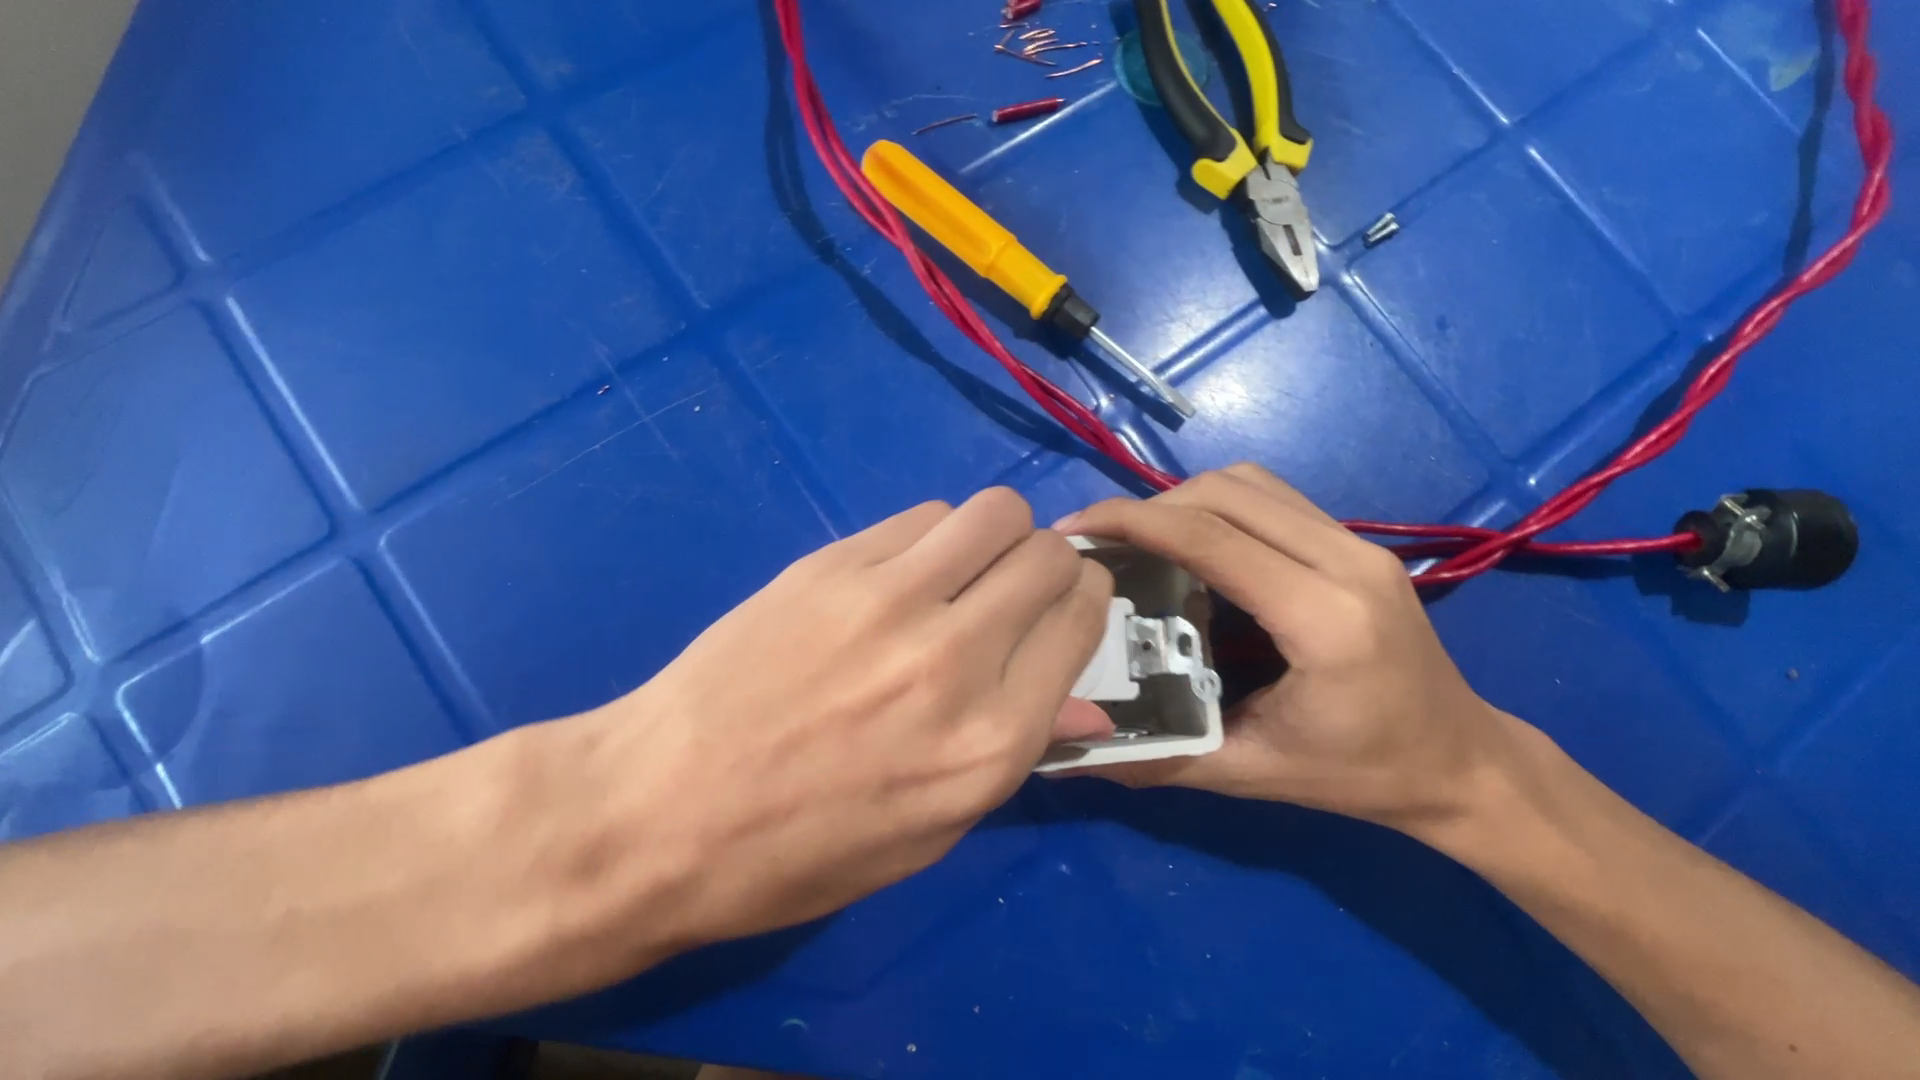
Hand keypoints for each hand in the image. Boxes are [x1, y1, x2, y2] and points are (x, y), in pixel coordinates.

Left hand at [578, 489, 1113, 948]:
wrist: (662, 810)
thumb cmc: (800, 851)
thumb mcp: (930, 834)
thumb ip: (1018, 754)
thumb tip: (1087, 705)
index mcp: (990, 742)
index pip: (1081, 620)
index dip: (1083, 604)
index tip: (1064, 609)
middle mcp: (955, 658)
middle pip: (1048, 555)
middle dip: (1050, 565)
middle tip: (1016, 591)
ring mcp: (888, 600)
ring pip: (994, 512)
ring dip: (998, 536)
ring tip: (964, 572)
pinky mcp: (832, 564)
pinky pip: (921, 516)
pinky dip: (934, 537)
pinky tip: (901, 575)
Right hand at [1056, 465, 1511, 833]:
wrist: (1463, 764)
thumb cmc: (1360, 777)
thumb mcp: (1252, 775)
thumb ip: (1159, 758)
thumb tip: (1073, 756)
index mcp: (1323, 619)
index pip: (1210, 538)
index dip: (1133, 523)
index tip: (1076, 530)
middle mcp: (1347, 562)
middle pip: (1226, 492)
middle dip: (1149, 506)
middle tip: (1100, 543)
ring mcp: (1359, 545)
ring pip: (1250, 482)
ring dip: (1184, 499)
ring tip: (1139, 538)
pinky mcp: (1358, 543)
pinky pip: (1273, 497)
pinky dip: (1218, 504)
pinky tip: (1191, 542)